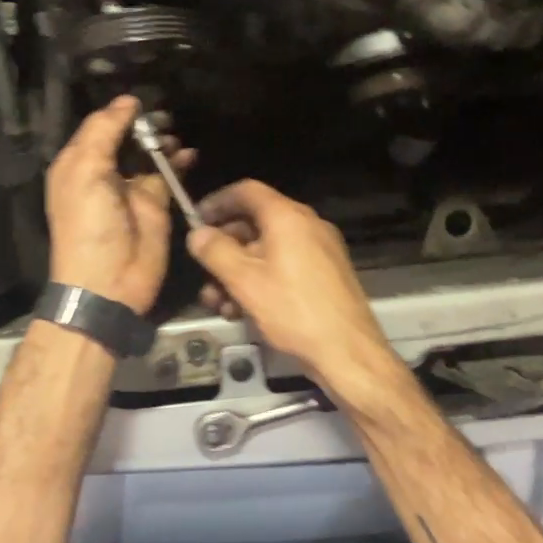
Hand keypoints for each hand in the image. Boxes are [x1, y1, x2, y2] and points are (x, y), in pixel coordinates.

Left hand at [46, 96, 194, 313]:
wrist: (109, 282)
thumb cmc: (89, 223)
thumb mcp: (85, 170)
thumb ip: (103, 131)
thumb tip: (127, 101)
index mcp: (78, 164)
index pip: (98, 126)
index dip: (118, 112)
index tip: (142, 98)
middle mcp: (102, 173)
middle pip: (125, 138)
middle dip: (144, 124)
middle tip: (163, 115)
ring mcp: (131, 189)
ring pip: (149, 154)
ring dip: (162, 141)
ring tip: (174, 132)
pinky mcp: (156, 205)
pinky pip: (168, 174)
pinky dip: (179, 161)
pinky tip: (188, 152)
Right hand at [186, 180, 403, 395]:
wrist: (346, 351)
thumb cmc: (293, 310)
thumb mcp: (245, 281)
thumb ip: (215, 252)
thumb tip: (197, 234)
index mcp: (288, 218)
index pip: (247, 191)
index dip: (217, 201)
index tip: (196, 219)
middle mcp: (307, 226)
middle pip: (255, 223)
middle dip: (224, 248)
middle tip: (202, 270)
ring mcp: (319, 251)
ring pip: (267, 251)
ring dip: (238, 272)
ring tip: (218, 302)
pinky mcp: (324, 275)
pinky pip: (284, 267)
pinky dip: (260, 281)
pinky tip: (242, 311)